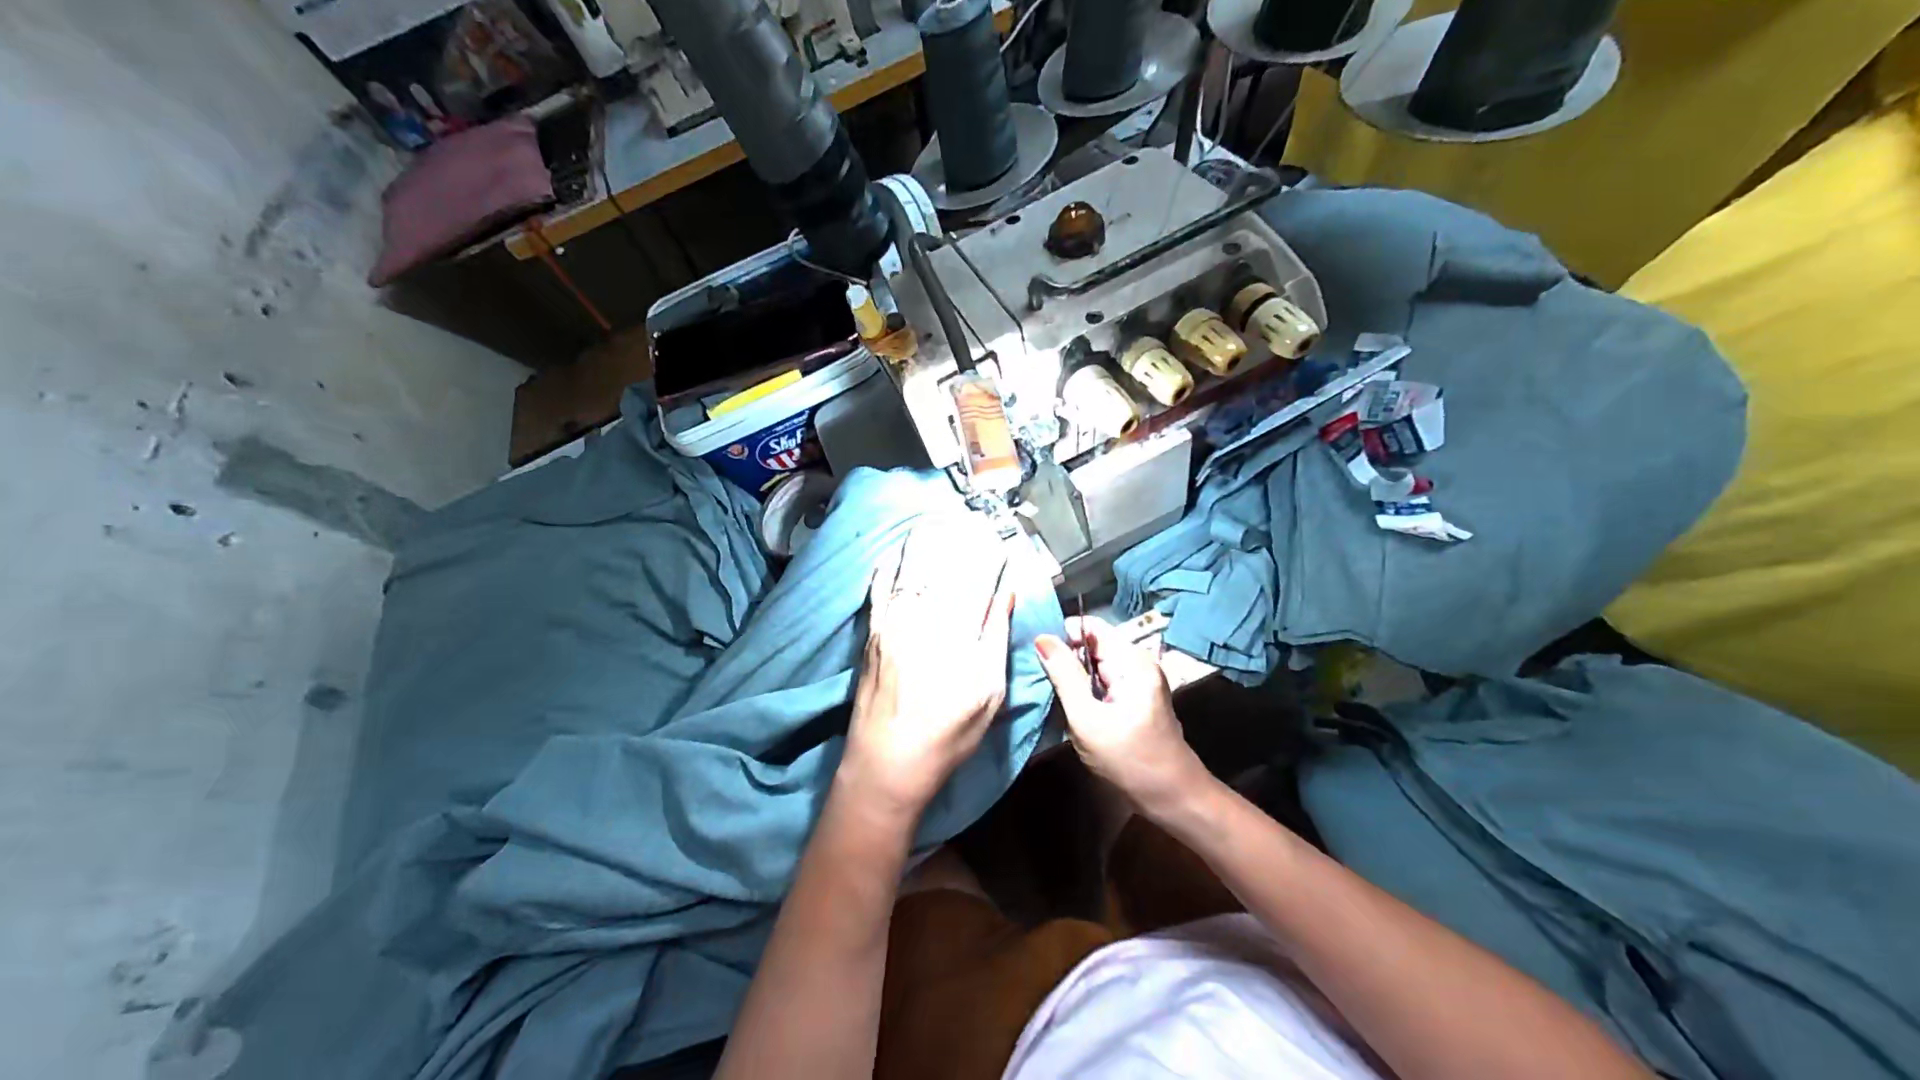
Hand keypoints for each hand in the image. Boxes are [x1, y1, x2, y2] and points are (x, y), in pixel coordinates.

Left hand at [839, 519, 1015, 820]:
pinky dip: (888, 567)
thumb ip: (995, 635)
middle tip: (968, 522)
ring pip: (910, 571)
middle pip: (941, 567)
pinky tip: (896, 553)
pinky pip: (879, 589)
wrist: (886, 762)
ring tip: (938, 524)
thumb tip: (1005, 593)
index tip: (998, 539)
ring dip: (925, 545)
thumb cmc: (946, 733)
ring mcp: (891, 623)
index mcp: (956, 630)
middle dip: (956, 541)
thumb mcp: (988, 690)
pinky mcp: (870, 633)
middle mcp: (922, 617)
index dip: (989, 557)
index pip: (976, 579)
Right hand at [1034, 616, 1212, 819]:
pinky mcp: (1135, 699)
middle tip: (1039, 677)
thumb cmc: (1129, 759)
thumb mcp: (1087, 718)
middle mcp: (1138, 664)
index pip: (1090, 626)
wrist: (1172, 797)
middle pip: (1092, 644)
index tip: (1035, 652)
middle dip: (1065, 657)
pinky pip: (1102, 682)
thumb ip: (1064, 675)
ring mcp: (1138, 682)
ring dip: (1073, 676)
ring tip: (1050, 691)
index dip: (1061, 633)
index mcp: (1132, 661)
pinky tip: (1070, 706)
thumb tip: (1042, 638)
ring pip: (1095, 665)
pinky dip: (1085, 690)